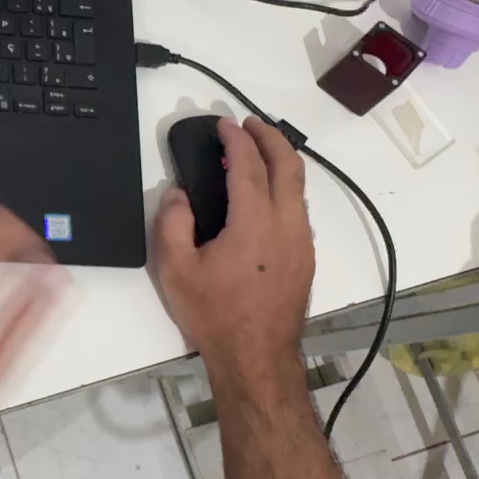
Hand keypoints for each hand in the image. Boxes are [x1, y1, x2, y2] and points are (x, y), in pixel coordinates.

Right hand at [151, 116, 314, 380]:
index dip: (236, 139)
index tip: (224, 122)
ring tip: (257, 154)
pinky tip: (264, 196)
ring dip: (279, 162)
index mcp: (254, 222)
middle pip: (288, 166)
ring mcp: (302, 241)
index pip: (248, 166)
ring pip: (298, 187)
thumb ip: (173, 223)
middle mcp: (287, 224)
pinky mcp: (306, 257)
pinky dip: (283, 188)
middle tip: (249, 124)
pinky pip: (298, 209)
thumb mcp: (175, 269)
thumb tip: (178, 194)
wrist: (256, 356)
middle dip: (270, 137)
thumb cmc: (213, 313)